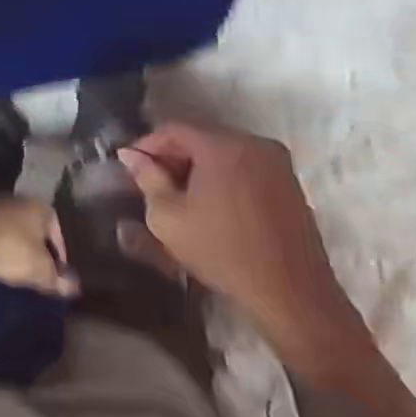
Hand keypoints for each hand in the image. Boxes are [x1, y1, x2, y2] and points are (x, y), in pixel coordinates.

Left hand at [0, 197, 78, 296]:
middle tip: (36, 270)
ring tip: (13, 267)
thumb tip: (73, 288)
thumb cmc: (10, 250)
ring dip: (12, 245)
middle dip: (35, 248)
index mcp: (39, 206)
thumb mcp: (40, 271)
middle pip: (32, 228)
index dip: (59, 254)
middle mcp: (16, 198)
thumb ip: (58, 280)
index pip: (57, 231)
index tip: (56, 272)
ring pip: (9, 228)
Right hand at [118, 122, 378, 384]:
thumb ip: (147, 178)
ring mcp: (277, 162)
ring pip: (221, 150)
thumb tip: (130, 155)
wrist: (287, 288)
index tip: (128, 168)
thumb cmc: (218, 249)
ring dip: (194, 166)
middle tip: (147, 182)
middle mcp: (254, 144)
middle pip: (199, 136)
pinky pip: (242, 164)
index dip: (145, 145)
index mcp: (223, 147)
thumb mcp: (166, 216)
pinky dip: (218, 174)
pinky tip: (205, 202)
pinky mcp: (288, 181)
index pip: (173, 128)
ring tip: (174, 194)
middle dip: (170, 155)